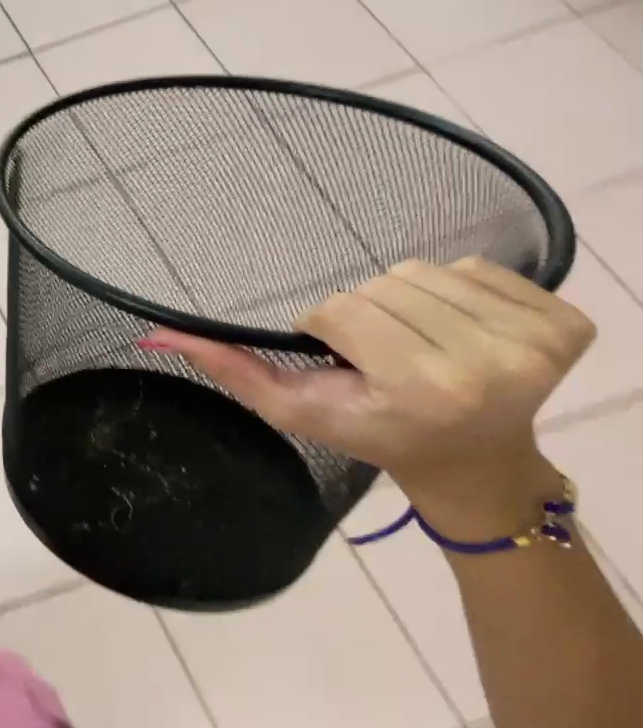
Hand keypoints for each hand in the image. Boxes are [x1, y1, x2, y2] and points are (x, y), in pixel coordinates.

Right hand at [147, 256, 594, 538]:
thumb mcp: (294, 410)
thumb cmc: (375, 435)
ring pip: (425, 272)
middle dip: (366, 313)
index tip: (343, 360)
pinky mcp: (571, 324)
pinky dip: (453, 290)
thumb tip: (156, 334)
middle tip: (380, 352)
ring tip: (415, 338)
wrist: (475, 459)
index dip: (326, 330)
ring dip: (404, 300)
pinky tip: (455, 328)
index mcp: (424, 387)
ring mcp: (538, 342)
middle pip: (383, 287)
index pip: (341, 310)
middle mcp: (492, 362)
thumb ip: (230, 370)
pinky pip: (477, 267)